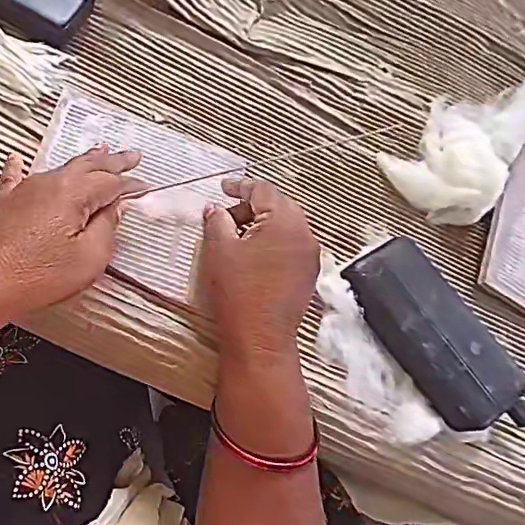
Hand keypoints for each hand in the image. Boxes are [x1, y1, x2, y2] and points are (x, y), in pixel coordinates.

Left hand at [0, 147, 142, 320]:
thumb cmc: (40, 276)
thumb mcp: (90, 258)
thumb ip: (107, 228)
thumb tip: (114, 208)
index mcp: (73, 193)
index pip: (111, 183)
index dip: (130, 185)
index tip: (144, 188)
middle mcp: (50, 183)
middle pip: (88, 166)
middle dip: (113, 161)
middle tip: (132, 156)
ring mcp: (27, 191)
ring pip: (62, 168)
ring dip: (84, 161)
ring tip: (100, 152)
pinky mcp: (9, 205)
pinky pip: (17, 178)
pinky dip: (21, 168)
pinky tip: (16, 158)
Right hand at [199, 178, 319, 361]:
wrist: (260, 338)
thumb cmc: (240, 294)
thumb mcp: (220, 249)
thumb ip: (216, 220)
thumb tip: (215, 209)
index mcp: (284, 221)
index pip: (263, 191)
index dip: (240, 187)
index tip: (225, 188)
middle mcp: (304, 234)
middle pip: (278, 205)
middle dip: (251, 207)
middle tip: (225, 216)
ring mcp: (309, 255)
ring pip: (285, 225)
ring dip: (262, 224)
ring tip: (235, 237)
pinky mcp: (307, 273)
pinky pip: (291, 245)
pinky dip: (272, 241)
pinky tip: (252, 255)